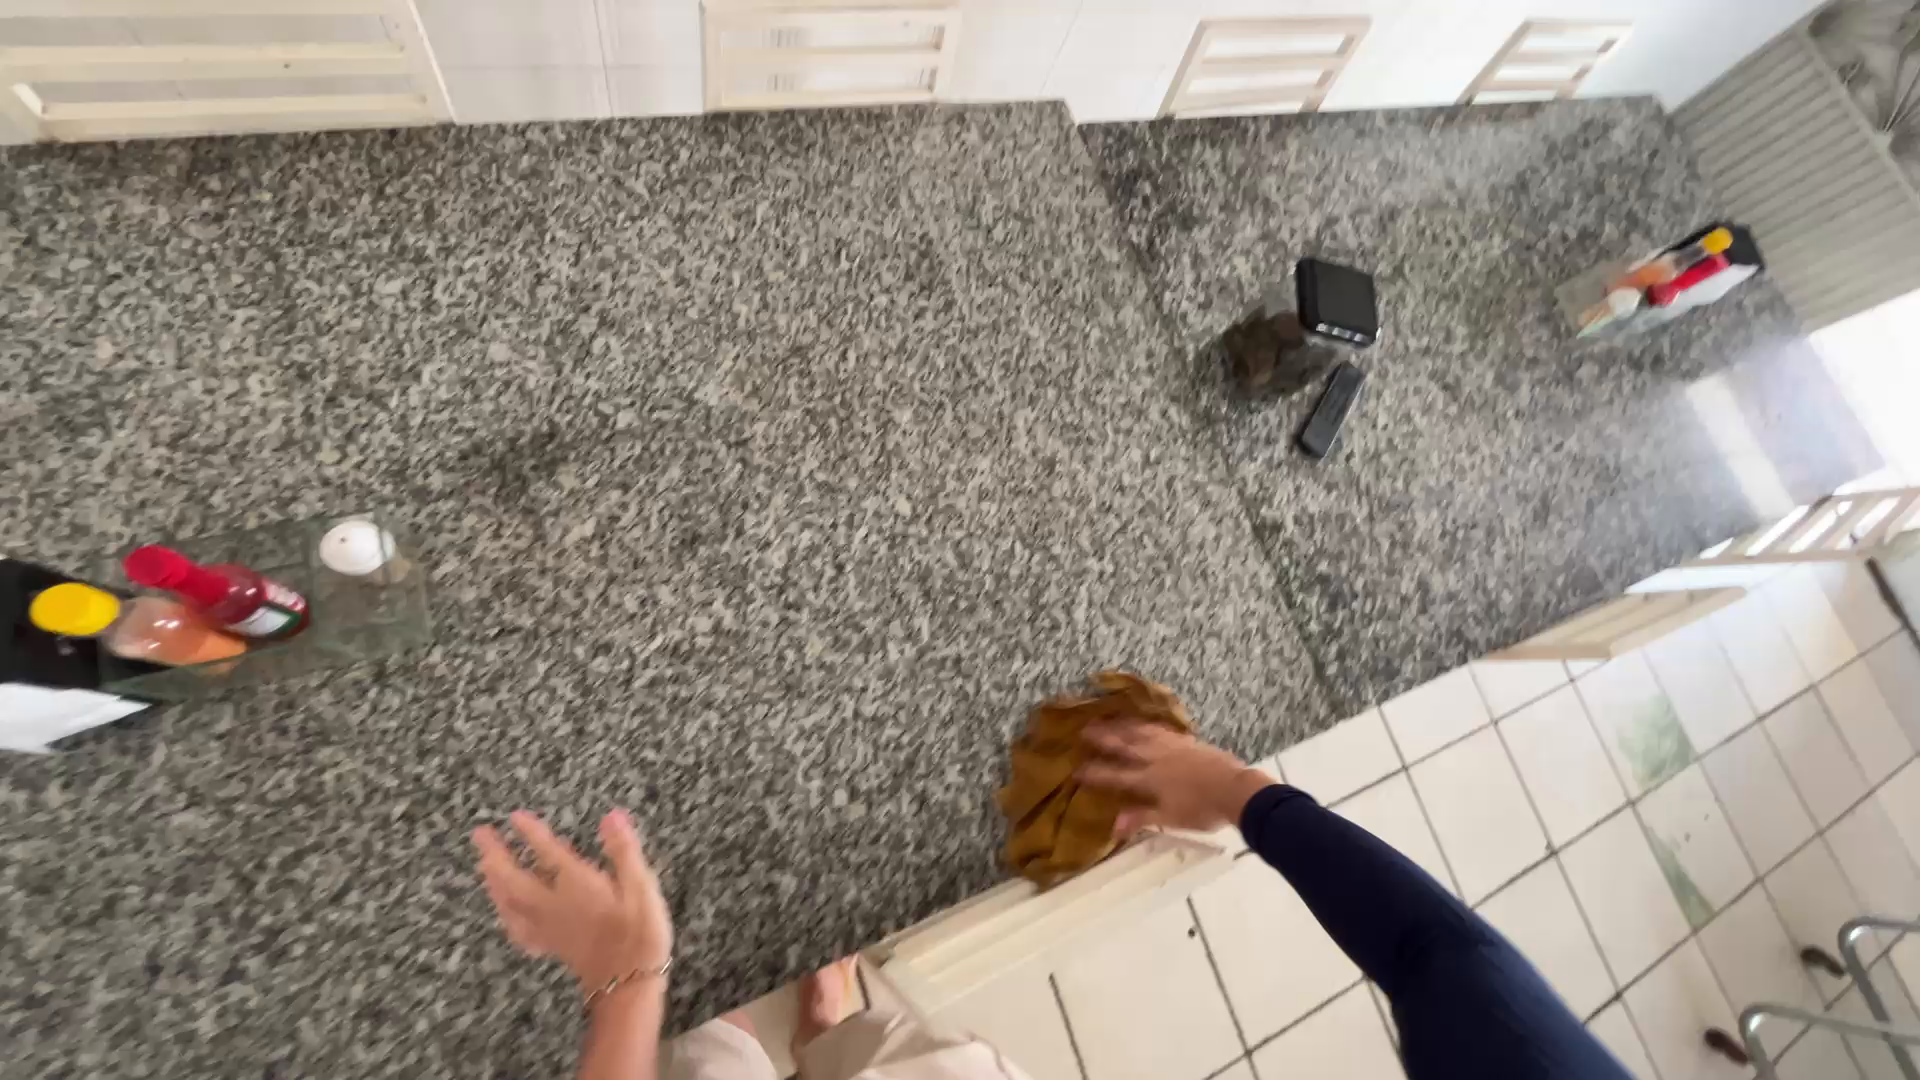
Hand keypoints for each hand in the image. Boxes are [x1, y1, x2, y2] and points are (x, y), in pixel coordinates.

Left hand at [472, 808, 672, 993]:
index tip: (514, 815)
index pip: (547, 854)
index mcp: (576, 886)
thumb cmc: (639, 931)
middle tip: (480, 835)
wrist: (628, 984)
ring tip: (484, 867)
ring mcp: (548, 928)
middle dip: (495, 855)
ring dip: (493, 882)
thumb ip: (623, 850)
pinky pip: (517, 928)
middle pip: (514, 879)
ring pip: (508, 904)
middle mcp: (553, 905)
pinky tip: (506, 913)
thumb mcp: (641, 885)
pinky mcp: (550, 945)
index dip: (530, 833)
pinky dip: (506, 915)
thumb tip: (611, 815)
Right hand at [1078, 720, 1276, 834]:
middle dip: (1102, 738)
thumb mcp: (1170, 819)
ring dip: (1121, 726)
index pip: (1116, 775)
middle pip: (1124, 746)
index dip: (1096, 772)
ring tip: (1107, 720)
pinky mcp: (1185, 740)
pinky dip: (1145, 724)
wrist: (1235, 789)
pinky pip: (1158, 728)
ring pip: (1139, 733)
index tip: (1076, 769)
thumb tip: (1113, 825)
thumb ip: (1141, 818)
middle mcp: (1155, 758)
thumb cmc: (1202, 810)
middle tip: (1083, 730)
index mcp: (1149, 779)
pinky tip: (1142, 723)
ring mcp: (1170, 746)